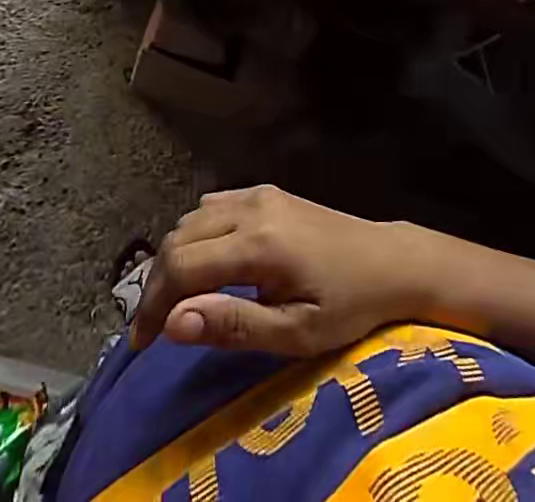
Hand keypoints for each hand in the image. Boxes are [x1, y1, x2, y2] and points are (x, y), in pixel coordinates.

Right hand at [129, 186, 435, 356]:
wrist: (391, 261)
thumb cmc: (349, 305)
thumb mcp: (298, 332)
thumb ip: (234, 325)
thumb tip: (173, 322)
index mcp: (258, 245)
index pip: (182, 268)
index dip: (154, 305)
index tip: (143, 342)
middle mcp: (251, 208)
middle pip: (179, 240)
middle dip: (158, 284)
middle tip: (156, 326)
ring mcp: (258, 195)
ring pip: (191, 220)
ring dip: (175, 258)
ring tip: (177, 298)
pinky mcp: (266, 192)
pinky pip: (213, 206)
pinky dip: (195, 233)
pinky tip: (204, 259)